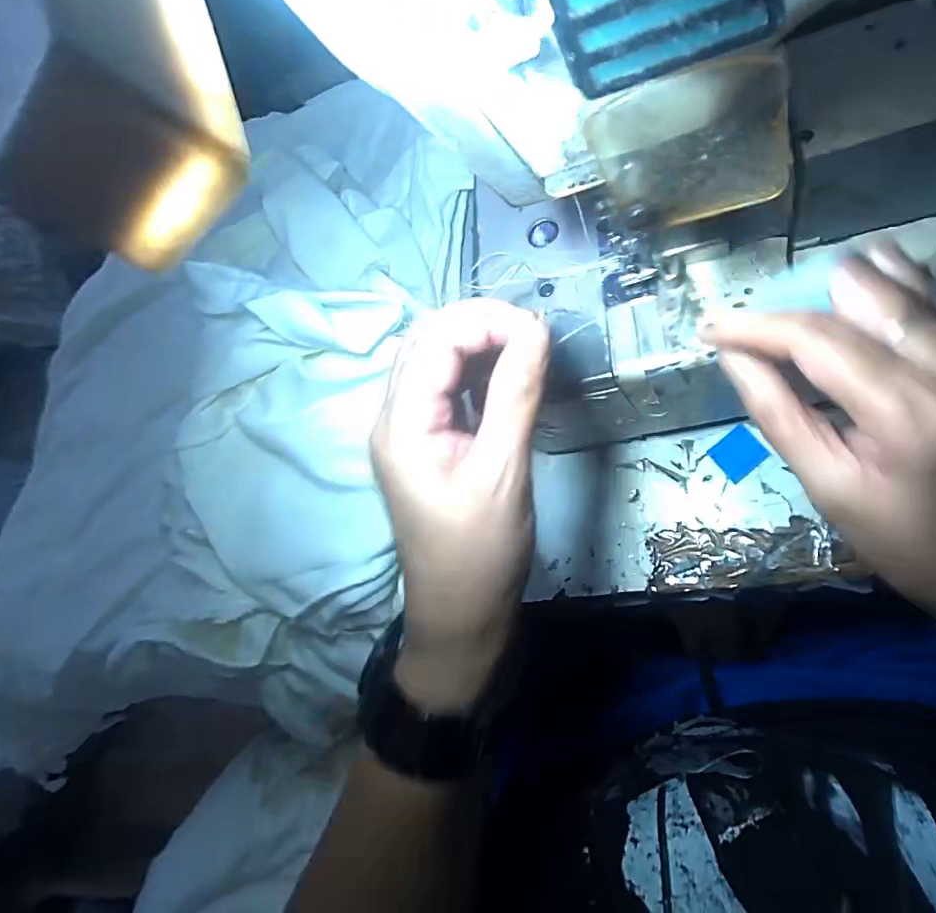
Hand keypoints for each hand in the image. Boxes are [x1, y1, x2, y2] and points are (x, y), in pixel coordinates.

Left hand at [371, 298, 548, 710]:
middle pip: (427, 340)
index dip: (487, 322)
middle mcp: (396, 417)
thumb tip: (536, 329)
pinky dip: (479, 368)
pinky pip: (447, 385)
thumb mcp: (504, 471)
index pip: (435, 340)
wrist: (461, 614)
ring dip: (480, 342)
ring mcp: (409, 428)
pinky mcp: (429, 440)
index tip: (539, 332)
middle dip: (481, 324)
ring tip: (527, 347)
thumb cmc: (481, 551)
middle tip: (535, 336)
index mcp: (403, 424)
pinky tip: (509, 373)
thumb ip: (516, 395)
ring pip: (436, 358)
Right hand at [705, 243, 935, 628]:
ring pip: (889, 277)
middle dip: (796, 302)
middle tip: (764, 335)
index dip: (755, 325)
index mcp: (909, 413)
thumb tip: (732, 353)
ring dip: (835, 293)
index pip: (816, 338)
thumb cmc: (907, 542)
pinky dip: (873, 295)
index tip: (712, 326)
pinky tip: (850, 320)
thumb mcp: (829, 488)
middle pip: (854, 288)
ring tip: (804, 328)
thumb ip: (777, 412)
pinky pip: (919, 292)